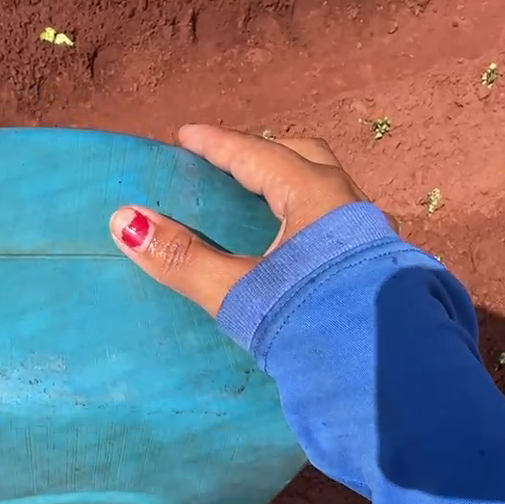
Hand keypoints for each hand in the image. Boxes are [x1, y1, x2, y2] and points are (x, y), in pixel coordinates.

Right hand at [107, 124, 372, 314]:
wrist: (380, 367)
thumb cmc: (307, 318)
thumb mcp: (235, 289)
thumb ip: (182, 258)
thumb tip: (124, 221)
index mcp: (314, 198)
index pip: (257, 157)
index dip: (217, 146)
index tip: (185, 136)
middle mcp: (347, 206)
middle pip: (303, 160)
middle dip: (263, 156)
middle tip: (231, 165)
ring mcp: (367, 238)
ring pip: (326, 192)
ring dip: (290, 188)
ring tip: (260, 205)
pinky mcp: (374, 270)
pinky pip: (335, 225)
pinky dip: (306, 221)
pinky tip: (296, 250)